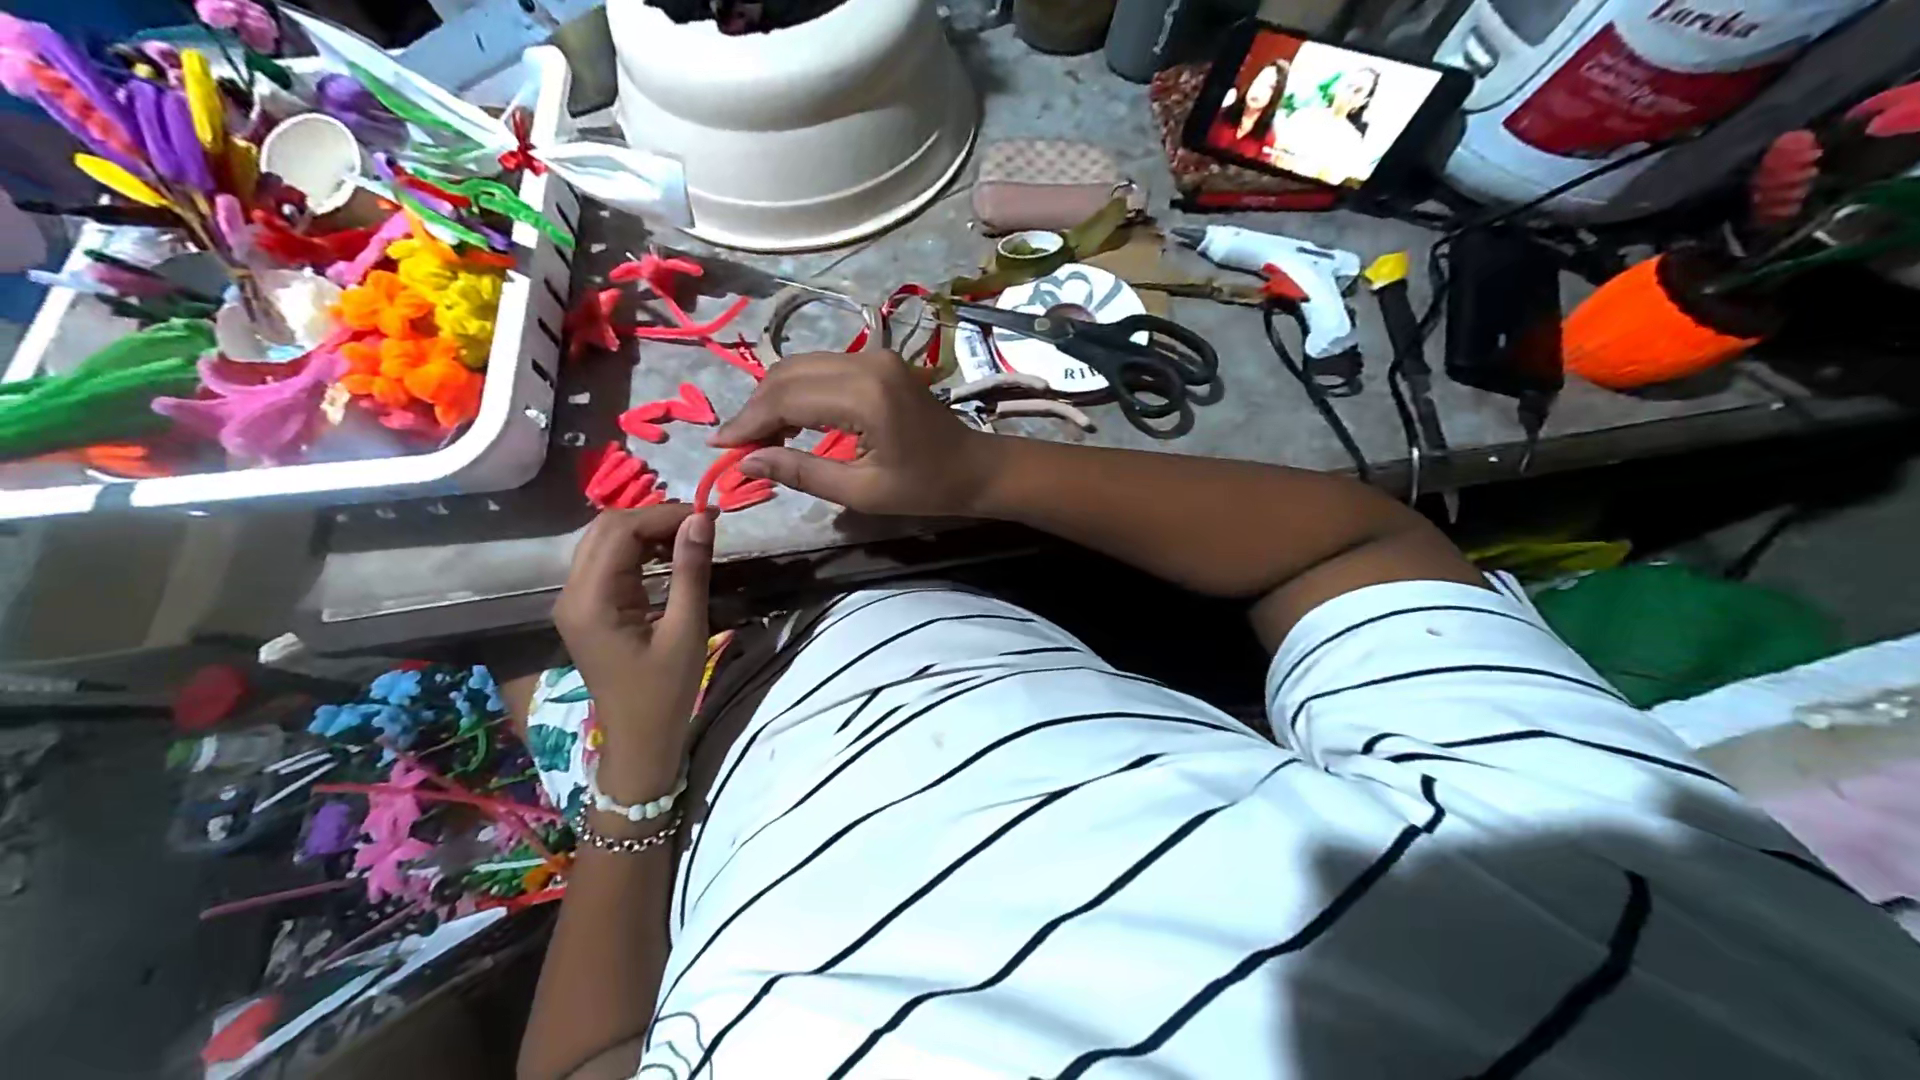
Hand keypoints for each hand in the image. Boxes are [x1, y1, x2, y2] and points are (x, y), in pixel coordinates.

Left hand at [551, 504, 713, 802]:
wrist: (640, 739)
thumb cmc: (665, 691)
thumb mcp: (686, 630)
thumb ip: (690, 571)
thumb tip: (701, 520)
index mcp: (591, 600)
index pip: (620, 531)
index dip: (664, 514)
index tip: (708, 516)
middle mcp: (572, 593)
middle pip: (606, 529)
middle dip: (654, 518)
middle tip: (700, 524)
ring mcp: (575, 600)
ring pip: (604, 541)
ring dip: (646, 531)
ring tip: (689, 536)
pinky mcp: (586, 608)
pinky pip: (608, 562)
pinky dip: (639, 550)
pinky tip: (669, 555)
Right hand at [710, 351, 1001, 515]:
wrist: (974, 467)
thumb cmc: (925, 488)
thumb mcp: (861, 491)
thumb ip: (801, 472)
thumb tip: (746, 461)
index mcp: (865, 396)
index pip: (785, 399)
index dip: (748, 422)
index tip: (718, 446)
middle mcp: (866, 363)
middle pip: (787, 373)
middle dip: (756, 409)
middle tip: (739, 447)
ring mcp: (873, 356)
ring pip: (800, 365)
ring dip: (773, 398)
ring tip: (760, 438)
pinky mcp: (877, 360)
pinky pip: (821, 368)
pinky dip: (797, 391)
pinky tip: (789, 421)